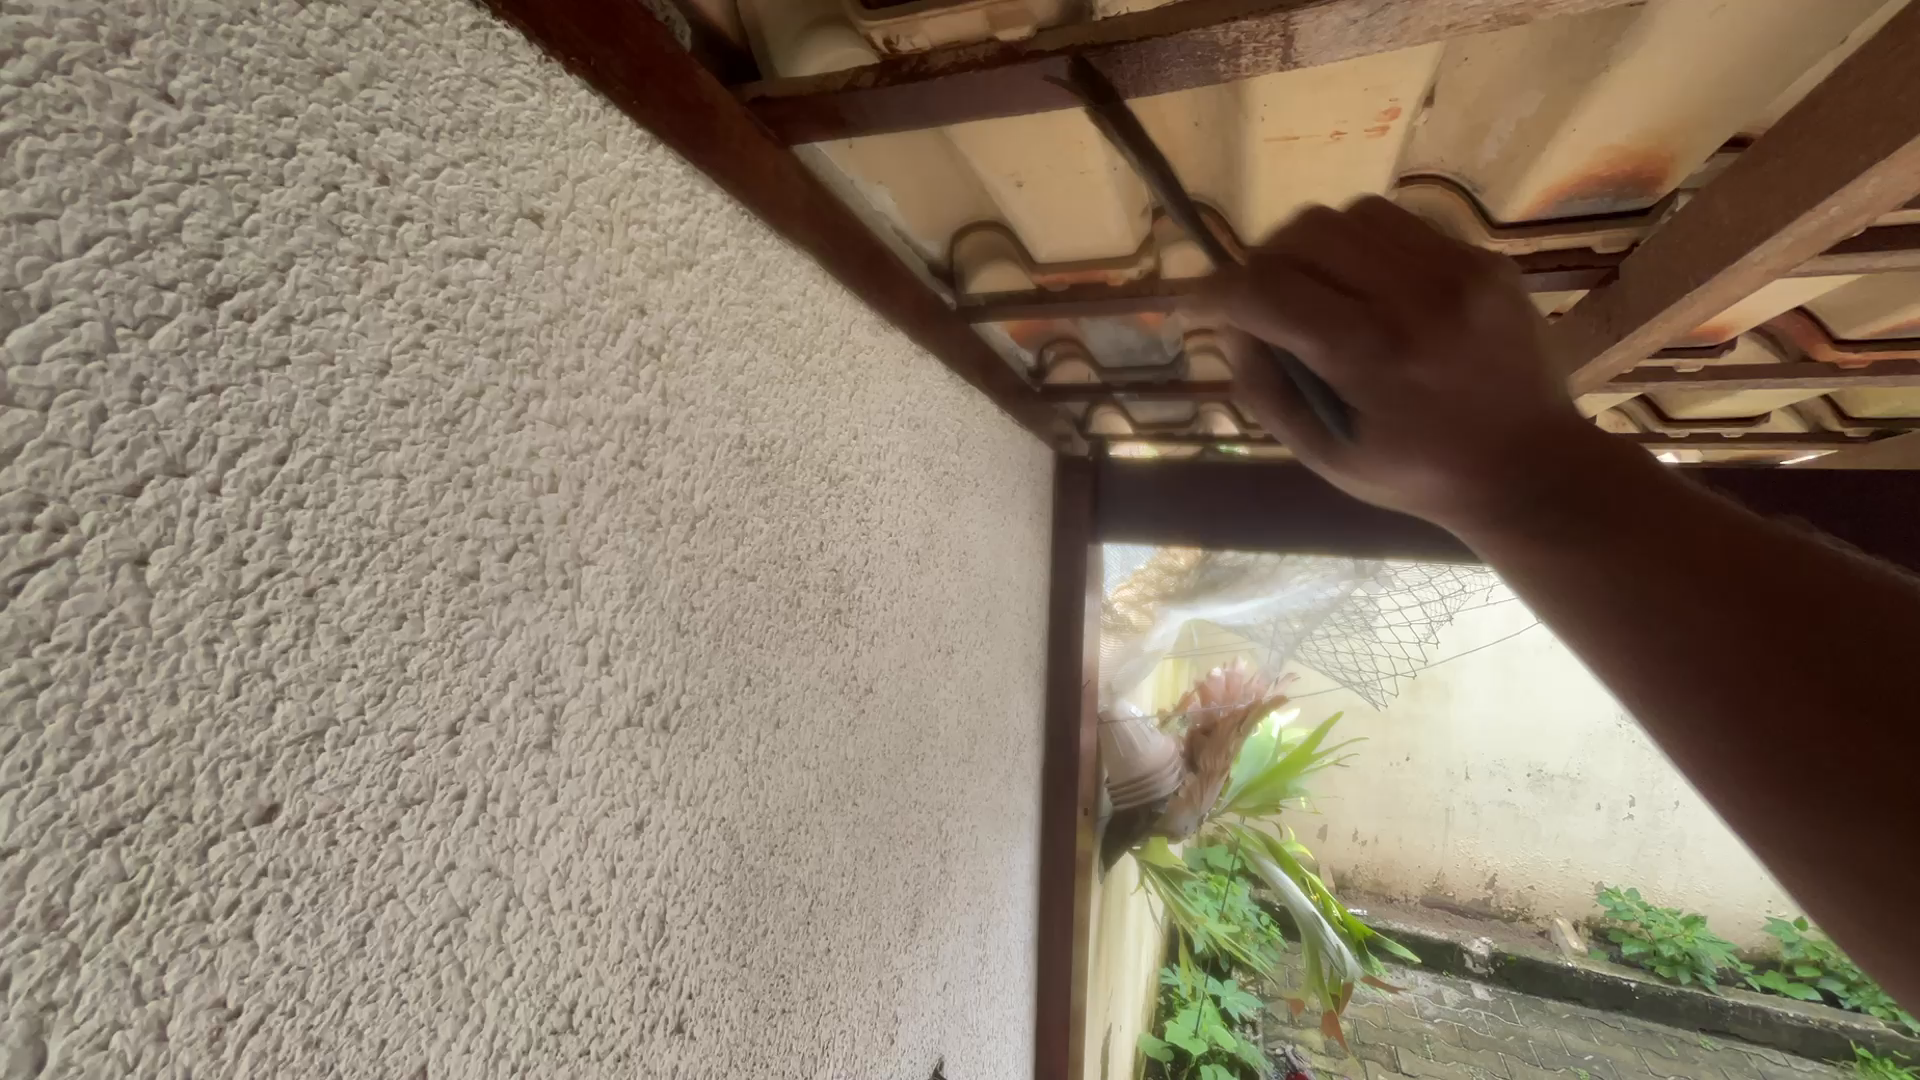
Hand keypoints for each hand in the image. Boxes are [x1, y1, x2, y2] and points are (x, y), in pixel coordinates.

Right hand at [1199, 196, 1626, 534]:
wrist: (1528, 467)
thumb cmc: (1412, 475)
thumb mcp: (1320, 455)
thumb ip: (1265, 389)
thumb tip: (1231, 328)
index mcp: (1371, 356)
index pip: (1266, 292)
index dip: (1213, 293)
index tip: (1192, 307)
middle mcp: (1416, 296)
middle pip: (1303, 235)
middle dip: (1259, 265)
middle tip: (1254, 304)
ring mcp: (1458, 269)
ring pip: (1348, 215)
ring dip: (1307, 248)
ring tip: (1305, 290)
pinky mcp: (1483, 258)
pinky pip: (1396, 224)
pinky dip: (1355, 247)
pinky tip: (1357, 286)